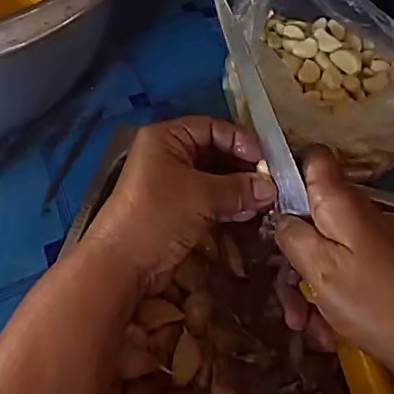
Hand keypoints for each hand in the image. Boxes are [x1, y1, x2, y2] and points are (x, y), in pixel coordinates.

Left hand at [82, 116, 275, 295]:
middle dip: (241, 167)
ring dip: (238, 187)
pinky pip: (207, 198)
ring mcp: (171, 182)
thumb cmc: (158, 215)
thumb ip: (238, 189)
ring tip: (265, 199)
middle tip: (270, 181)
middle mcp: (168, 154)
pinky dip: (227, 203)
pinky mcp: (175, 209)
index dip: (239, 140)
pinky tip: (249, 212)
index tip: (265, 159)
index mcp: (167, 137)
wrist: (121, 265)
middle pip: (213, 151)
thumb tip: (271, 188)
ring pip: (212, 177)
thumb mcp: (201, 196)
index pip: (211, 127)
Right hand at [272, 149, 393, 389]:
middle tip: (287, 298)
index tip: (264, 203)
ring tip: (307, 328)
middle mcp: (348, 212)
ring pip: (316, 251)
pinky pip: (336, 276)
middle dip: (288, 256)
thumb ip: (291, 235)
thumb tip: (279, 216)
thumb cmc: (375, 299)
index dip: (283, 170)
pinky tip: (328, 336)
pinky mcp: (370, 271)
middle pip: (304, 214)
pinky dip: (327, 304)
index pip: (309, 157)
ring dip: (304, 291)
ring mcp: (360, 242)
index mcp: (335, 199)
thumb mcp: (320, 267)